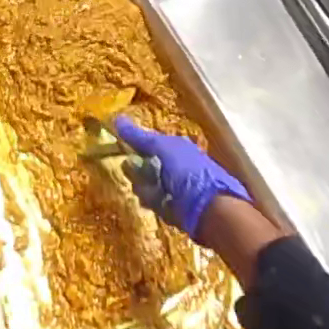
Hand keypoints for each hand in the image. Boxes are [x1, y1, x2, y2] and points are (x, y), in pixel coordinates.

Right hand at [113, 115, 253, 238]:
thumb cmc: (188, 173)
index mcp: (176, 148)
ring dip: (147, 190)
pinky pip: (153, 201)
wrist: (210, 209)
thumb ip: (141, 137)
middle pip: (143, 166)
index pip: (147, 144)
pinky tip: (161, 205)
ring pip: (145, 185)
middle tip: (142, 176)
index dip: (135, 146)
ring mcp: (174, 187)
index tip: (122, 149)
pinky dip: (154, 203)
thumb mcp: (164, 149)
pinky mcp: (172, 207)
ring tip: (156, 194)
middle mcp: (175, 165)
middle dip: (139, 173)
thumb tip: (117, 119)